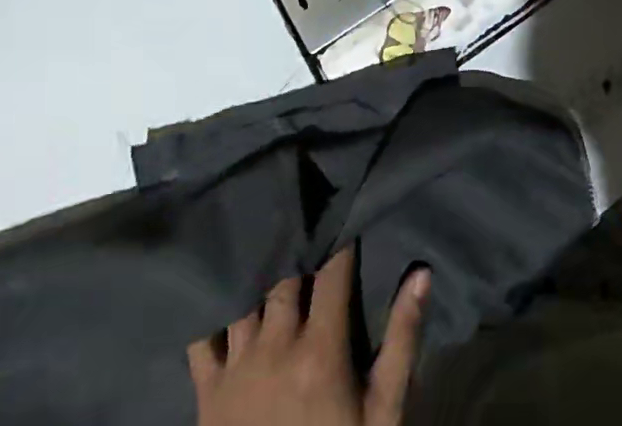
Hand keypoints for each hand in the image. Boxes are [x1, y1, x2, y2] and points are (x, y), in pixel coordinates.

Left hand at [189, 247, 429, 425]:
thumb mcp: (383, 408)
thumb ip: (402, 338)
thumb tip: (421, 274)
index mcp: (321, 349)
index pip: (331, 275)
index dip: (339, 243)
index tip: (343, 215)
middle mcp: (275, 347)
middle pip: (283, 278)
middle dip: (297, 248)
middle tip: (305, 223)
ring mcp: (236, 368)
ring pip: (244, 298)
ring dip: (257, 272)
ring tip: (266, 243)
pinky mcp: (206, 393)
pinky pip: (201, 339)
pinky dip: (211, 312)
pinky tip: (221, 290)